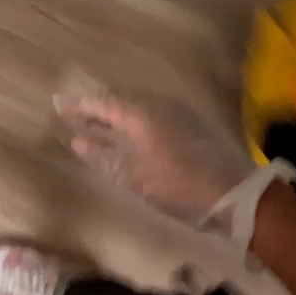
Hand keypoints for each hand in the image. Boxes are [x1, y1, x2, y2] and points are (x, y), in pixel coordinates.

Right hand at [55, 78, 255, 223]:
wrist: (235, 193)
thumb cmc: (178, 185)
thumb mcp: (134, 176)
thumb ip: (102, 155)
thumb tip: (76, 140)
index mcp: (139, 111)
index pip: (102, 102)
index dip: (80, 107)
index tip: (60, 107)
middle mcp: (156, 103)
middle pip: (118, 101)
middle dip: (96, 110)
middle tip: (75, 118)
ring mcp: (175, 111)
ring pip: (136, 107)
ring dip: (115, 116)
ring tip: (99, 128)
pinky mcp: (189, 124)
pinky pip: (150, 114)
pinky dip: (133, 122)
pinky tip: (130, 136)